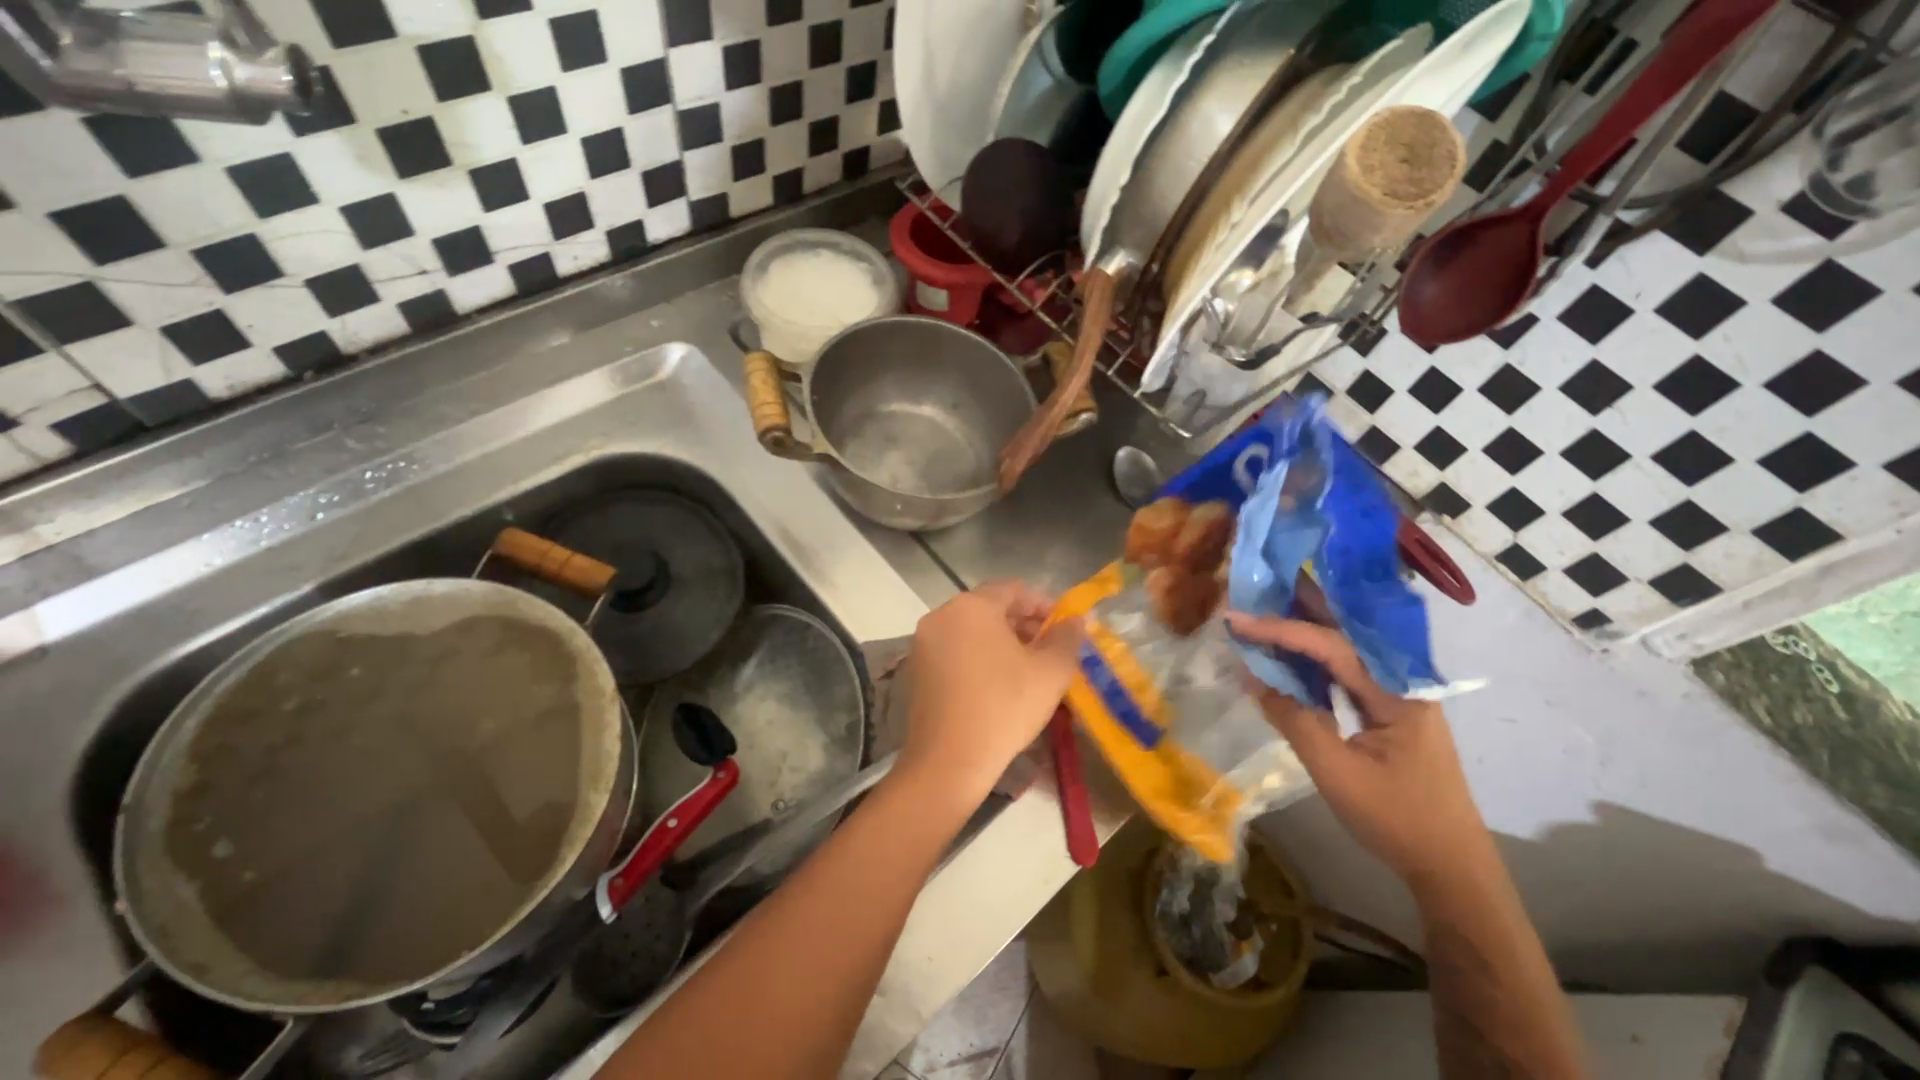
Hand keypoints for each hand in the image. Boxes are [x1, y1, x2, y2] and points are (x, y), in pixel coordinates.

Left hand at [901, 582, 1083, 795]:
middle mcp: (942, 616)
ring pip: (972, 631)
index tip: (1066, 627)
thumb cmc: (1005, 707)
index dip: (1045, 605)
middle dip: (1024, 624)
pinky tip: (1000, 685)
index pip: (1014, 589)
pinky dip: (979, 658)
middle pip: (990, 608)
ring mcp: (924, 644)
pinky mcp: (917, 671)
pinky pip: (955, 652)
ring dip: (1002, 642)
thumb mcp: (1051, 671)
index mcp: (972, 606)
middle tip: (1051, 650)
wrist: (949, 761)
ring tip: (1030, 669)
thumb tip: (1077, 619)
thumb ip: (1067, 637)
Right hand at [1227, 613, 1490, 893]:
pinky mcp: (1391, 711)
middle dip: (1304, 604)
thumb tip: (1253, 677)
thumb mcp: (1336, 773)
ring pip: (1349, 649)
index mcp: (1398, 690)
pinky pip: (1350, 672)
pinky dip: (1318, 659)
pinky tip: (1291, 656)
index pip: (1332, 644)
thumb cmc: (1396, 819)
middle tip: (1260, 580)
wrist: (1450, 864)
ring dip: (1309, 628)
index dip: (1281, 629)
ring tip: (1267, 607)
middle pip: (1348, 630)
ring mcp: (1400, 695)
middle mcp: (1403, 682)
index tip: (1237, 619)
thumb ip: (1295, 719)